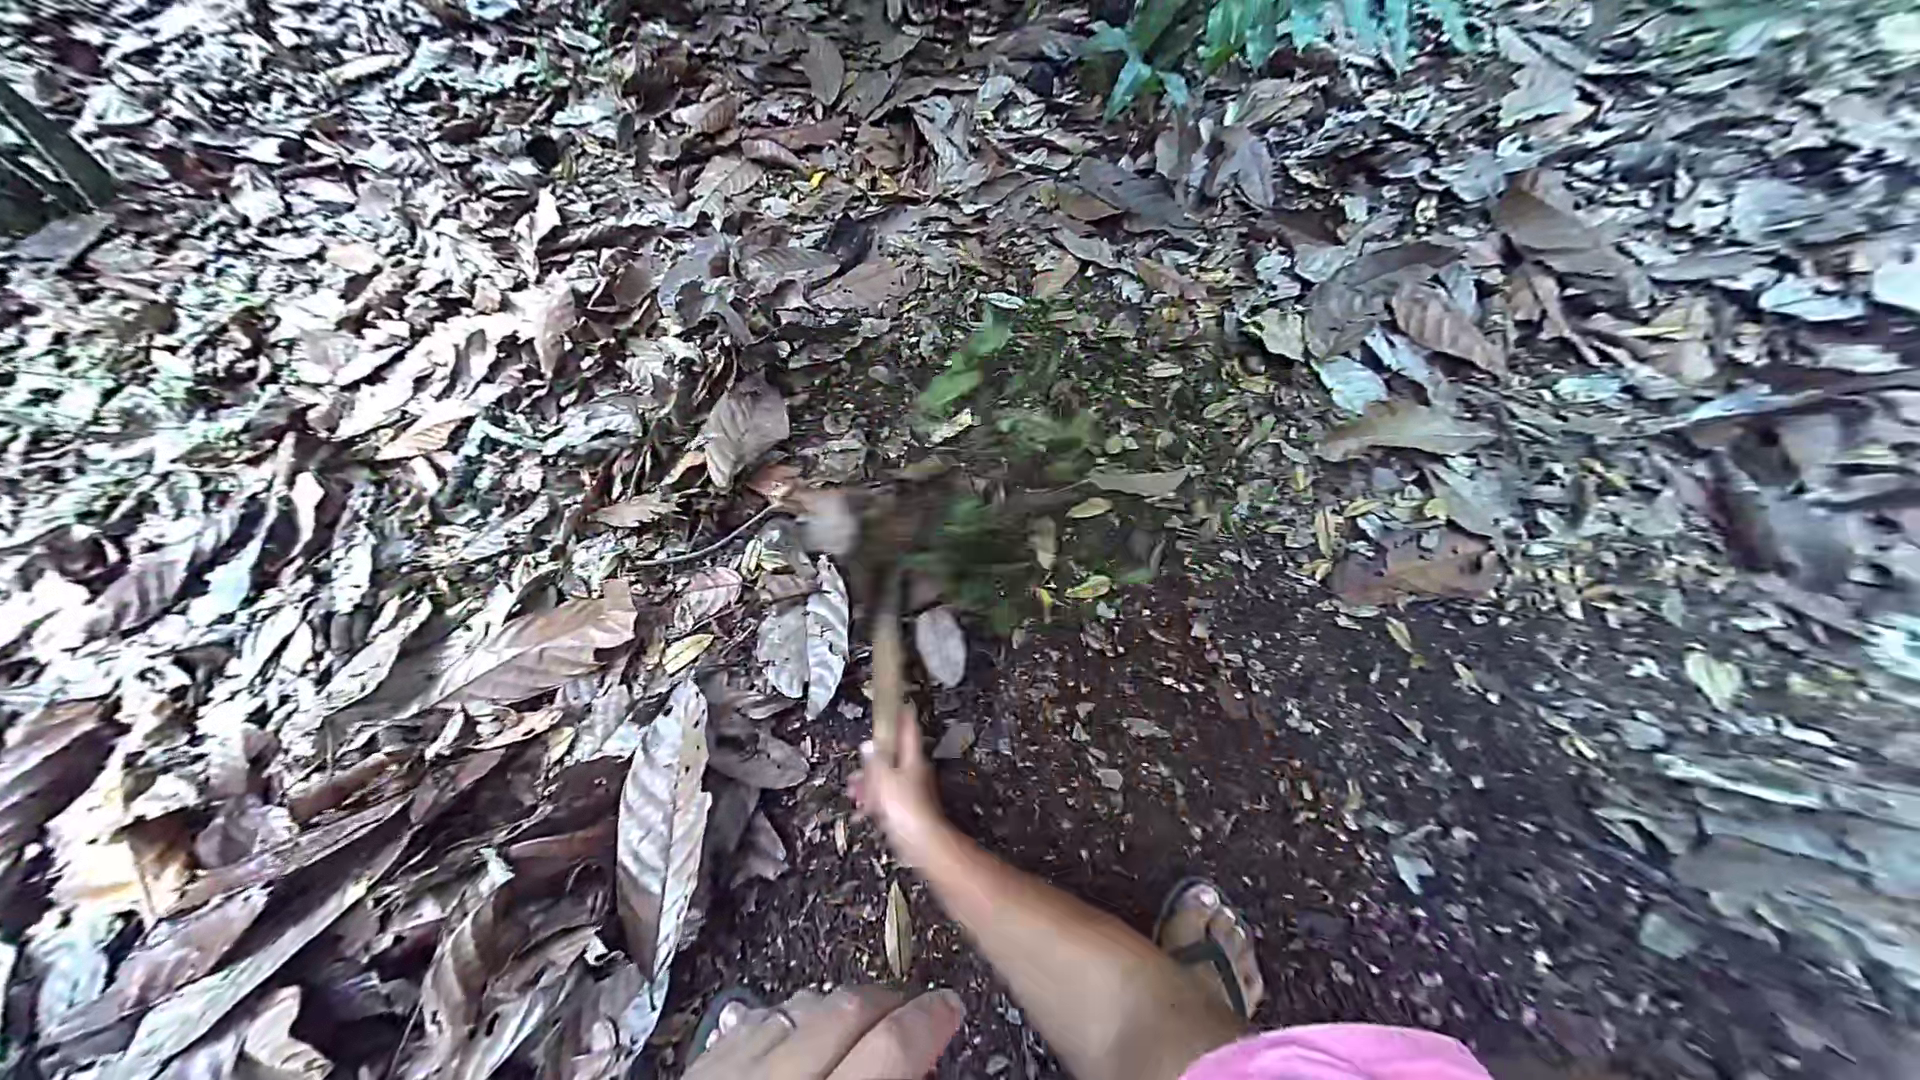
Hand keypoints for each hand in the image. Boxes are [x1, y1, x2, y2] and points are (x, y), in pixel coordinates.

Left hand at [684, 985, 963, 1079]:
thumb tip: (919, 1068)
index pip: (886, 1054)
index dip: (927, 1021)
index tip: (951, 1007)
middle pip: (845, 1012)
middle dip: (890, 1002)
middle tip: (914, 1013)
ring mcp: (725, 1077)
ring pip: (801, 1005)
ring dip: (843, 1007)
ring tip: (863, 1026)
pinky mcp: (697, 1073)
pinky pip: (758, 1019)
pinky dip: (793, 1017)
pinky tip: (805, 1033)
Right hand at [847, 702, 949, 864]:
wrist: (922, 843)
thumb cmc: (905, 808)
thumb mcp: (884, 780)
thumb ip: (875, 761)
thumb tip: (869, 744)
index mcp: (913, 758)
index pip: (908, 728)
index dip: (902, 714)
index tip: (895, 702)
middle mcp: (915, 770)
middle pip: (894, 755)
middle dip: (874, 759)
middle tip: (857, 766)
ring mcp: (913, 789)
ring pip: (888, 777)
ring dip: (870, 782)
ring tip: (853, 792)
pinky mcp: (908, 807)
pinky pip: (889, 796)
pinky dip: (875, 799)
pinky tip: (863, 809)